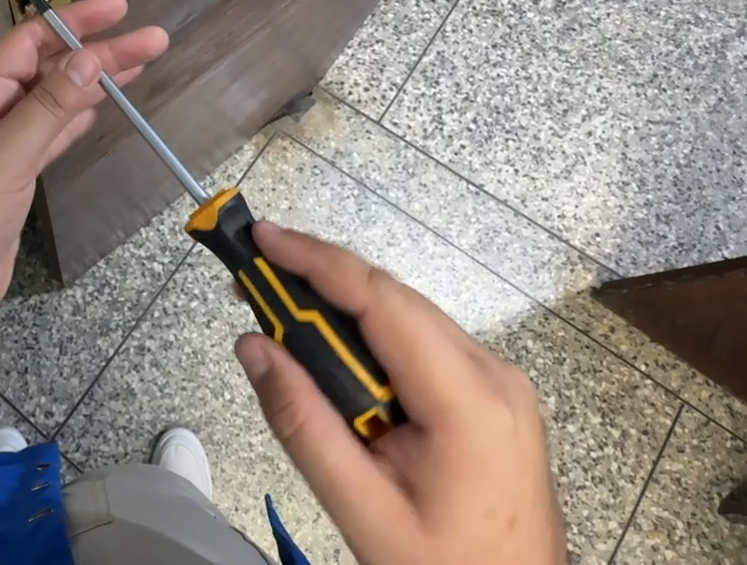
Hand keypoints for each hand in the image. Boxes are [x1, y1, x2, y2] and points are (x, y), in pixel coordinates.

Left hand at [0, 0, 167, 359]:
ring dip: (93, 83)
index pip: (29, 43)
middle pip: (48, 70)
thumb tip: (89, 58)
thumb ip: (48, 109)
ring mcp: (2, 146)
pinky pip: (51, 135)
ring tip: (139, 66)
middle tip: (151, 41)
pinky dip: (77, 120)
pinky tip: (100, 107)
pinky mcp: (14, 177)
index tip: (120, 10)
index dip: (74, 22)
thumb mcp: (4, 160)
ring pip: (54, 102)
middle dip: (97, 52)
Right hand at [235, 222, 563, 564]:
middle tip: (250, 280)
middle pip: (390, 297)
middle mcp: (492, 371)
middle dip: (316, 276)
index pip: (380, 300)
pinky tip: (328, 343)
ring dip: (338, 302)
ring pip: (402, 312)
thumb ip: (303, 423)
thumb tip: (250, 343)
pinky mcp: (490, 389)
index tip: (260, 237)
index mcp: (468, 400)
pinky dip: (365, 328)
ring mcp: (497, 378)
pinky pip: (416, 337)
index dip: (315, 259)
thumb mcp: (361, 510)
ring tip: (276, 308)